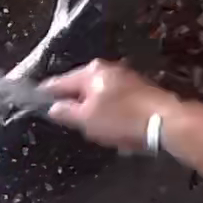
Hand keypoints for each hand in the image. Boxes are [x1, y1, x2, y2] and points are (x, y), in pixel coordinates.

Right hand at [42, 60, 182, 152]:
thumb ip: (65, 112)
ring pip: (100, 98)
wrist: (168, 123)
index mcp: (91, 72)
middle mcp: (108, 69)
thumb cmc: (122, 119)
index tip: (35, 99)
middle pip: (81, 89)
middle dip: (76, 106)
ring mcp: (126, 79)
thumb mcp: (85, 119)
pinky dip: (113, 116)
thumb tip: (54, 107)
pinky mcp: (141, 92)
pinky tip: (118, 132)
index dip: (46, 93)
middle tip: (74, 124)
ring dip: (97, 114)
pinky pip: (117, 104)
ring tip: (100, 132)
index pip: (59, 82)